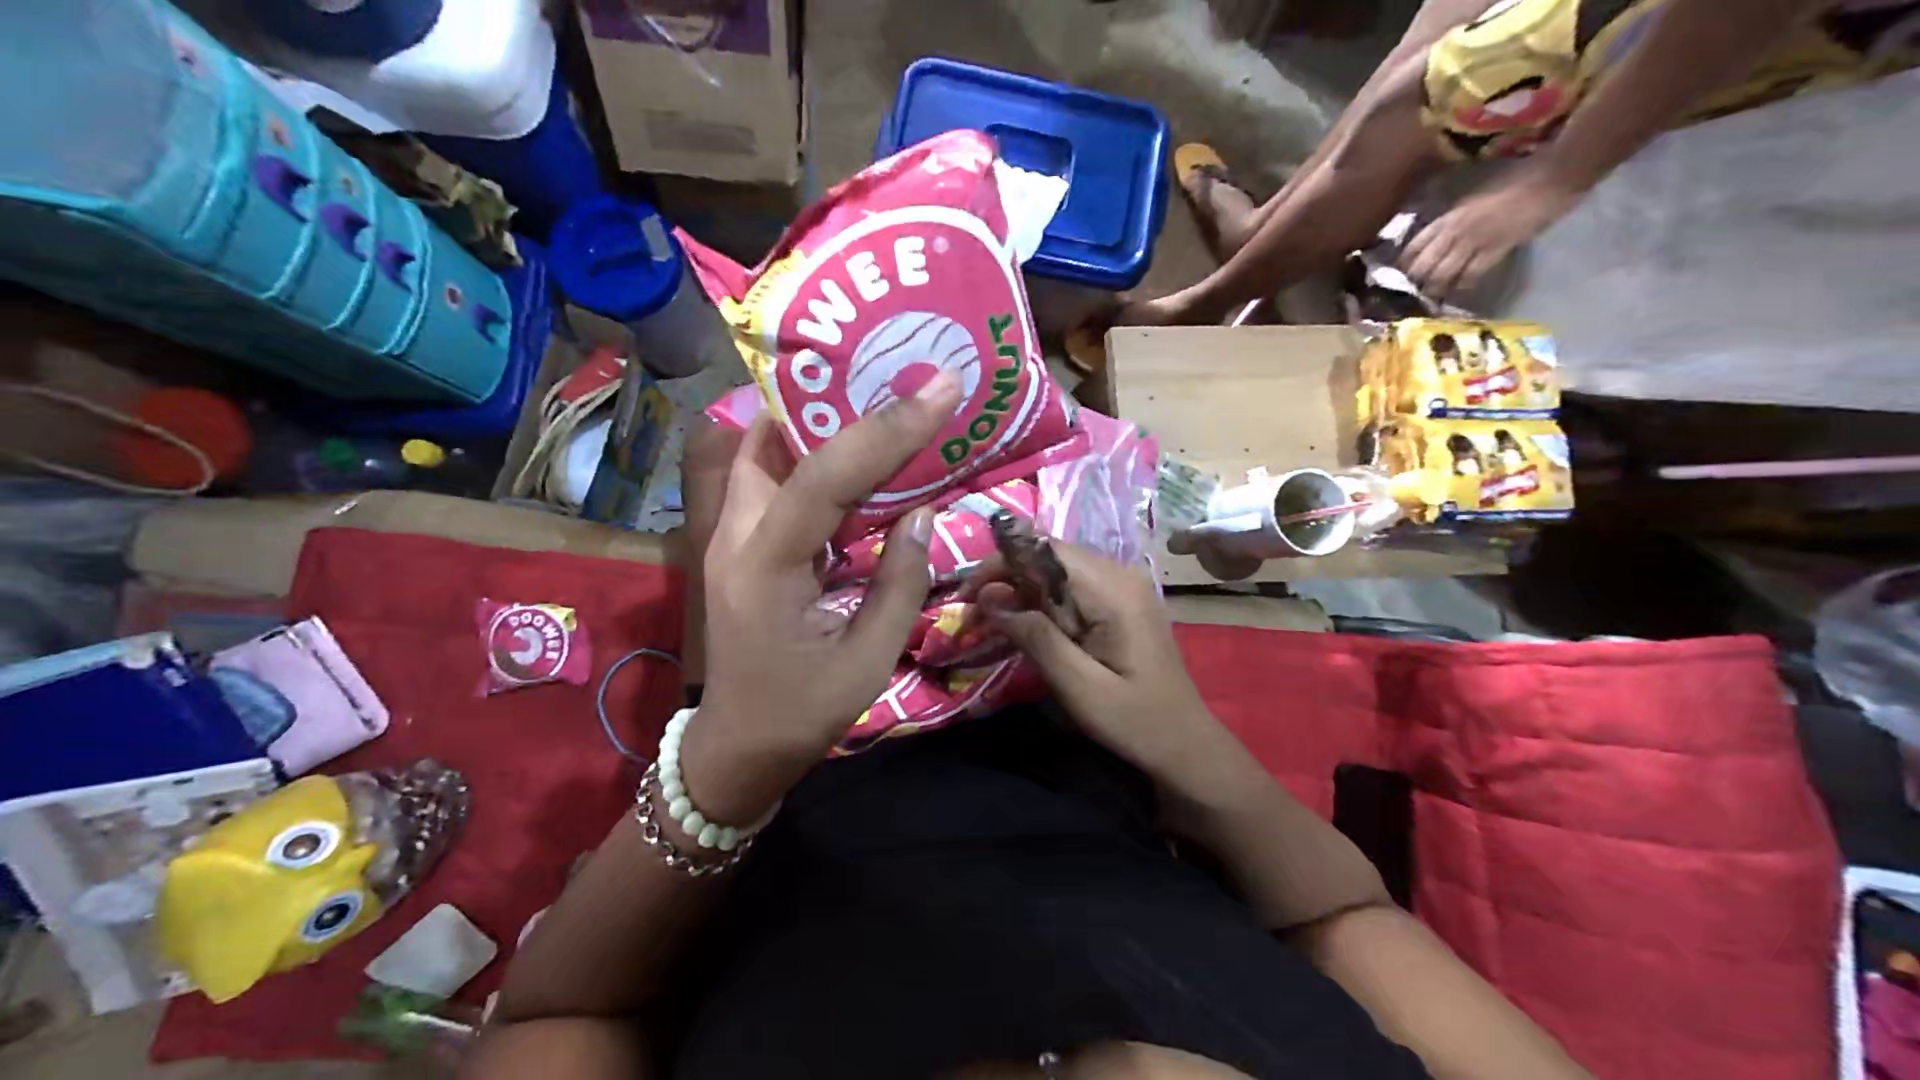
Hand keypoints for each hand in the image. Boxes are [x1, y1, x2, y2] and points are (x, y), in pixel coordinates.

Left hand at [681, 371, 962, 823]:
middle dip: (830, 401)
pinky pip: (770, 482)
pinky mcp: (739, 548)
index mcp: (763, 569)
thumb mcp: (867, 662)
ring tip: (877, 397)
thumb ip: (899, 584)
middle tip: (895, 372)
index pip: (822, 479)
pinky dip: (809, 456)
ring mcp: (729, 540)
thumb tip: (922, 514)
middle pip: (769, 443)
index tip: (938, 389)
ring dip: (815, 421)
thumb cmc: (801, 715)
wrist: (736, 750)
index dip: (882, 430)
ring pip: (762, 455)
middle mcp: (734, 538)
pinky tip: (853, 456)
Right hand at [967, 545, 1247, 791]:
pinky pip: (1072, 586)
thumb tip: (989, 596)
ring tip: (990, 619)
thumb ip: (1035, 636)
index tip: (968, 595)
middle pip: (1050, 555)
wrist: (1185, 743)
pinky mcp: (1121, 601)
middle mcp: (1121, 575)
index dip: (1002, 563)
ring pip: (1057, 569)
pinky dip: (1042, 599)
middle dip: (1006, 577)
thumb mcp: (1079, 686)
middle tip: (972, 612)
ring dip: (1021, 588)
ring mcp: (1124, 586)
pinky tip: (1024, 623)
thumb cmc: (1134, 721)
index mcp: (1115, 591)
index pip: (1047, 551)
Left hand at [1401, 163, 1582, 298]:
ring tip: (1433, 302)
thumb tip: (1434, 246)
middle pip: (1421, 268)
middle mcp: (1453, 231)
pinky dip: (1463, 287)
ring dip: (1436, 291)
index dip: (1403, 269)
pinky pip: (1470, 275)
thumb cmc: (1514, 185)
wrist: (1552, 176)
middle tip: (1416, 297)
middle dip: (1415, 285)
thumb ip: (1450, 224)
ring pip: (1441, 275)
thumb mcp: (1470, 202)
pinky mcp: (1496, 248)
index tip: (1401, 281)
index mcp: (1446, 218)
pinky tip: (1461, 292)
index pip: (1411, 250)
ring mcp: (1474, 240)